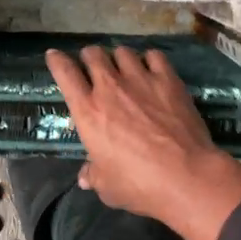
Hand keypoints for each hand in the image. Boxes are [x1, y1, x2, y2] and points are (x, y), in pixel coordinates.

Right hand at [46, 46, 240, 239]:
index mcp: (88, 111)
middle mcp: (110, 87)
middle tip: (95, 67)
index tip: (54, 56)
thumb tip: (84, 178)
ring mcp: (140, 79)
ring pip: (122, 51)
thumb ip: (94, 175)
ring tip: (125, 68)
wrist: (186, 177)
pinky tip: (153, 70)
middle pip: (93, 54)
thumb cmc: (139, 185)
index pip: (65, 73)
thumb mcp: (108, 187)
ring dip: (119, 58)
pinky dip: (150, 60)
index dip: (57, 60)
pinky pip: (154, 56)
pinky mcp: (167, 80)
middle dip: (90, 57)